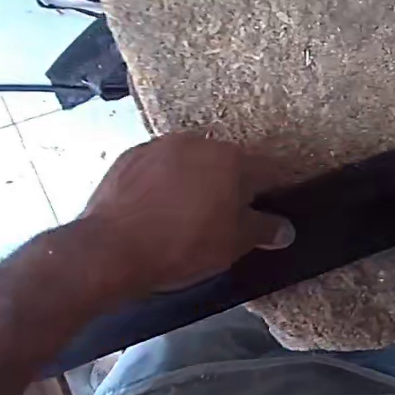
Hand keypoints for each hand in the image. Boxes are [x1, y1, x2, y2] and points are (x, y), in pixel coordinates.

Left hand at [70, 134, 292, 300]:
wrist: (108, 251)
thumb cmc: (181, 245)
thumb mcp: (234, 244)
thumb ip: (264, 230)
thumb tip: (286, 229)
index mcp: (234, 159)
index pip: (269, 170)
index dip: (274, 190)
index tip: (271, 208)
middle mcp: (201, 143)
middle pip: (229, 162)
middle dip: (232, 184)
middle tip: (226, 216)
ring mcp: (162, 146)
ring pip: (192, 161)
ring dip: (196, 180)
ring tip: (187, 213)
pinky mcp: (129, 156)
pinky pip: (158, 167)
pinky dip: (163, 182)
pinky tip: (156, 209)